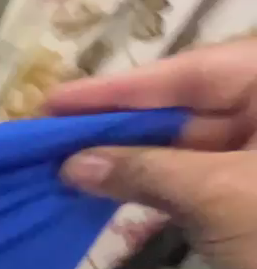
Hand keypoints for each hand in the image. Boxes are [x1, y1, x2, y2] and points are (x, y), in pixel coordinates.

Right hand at [48, 38, 256, 268]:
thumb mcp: (219, 195)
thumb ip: (144, 172)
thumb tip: (73, 163)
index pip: (199, 72)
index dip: (120, 89)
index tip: (53, 102)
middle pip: (195, 102)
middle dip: (120, 122)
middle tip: (49, 135)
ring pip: (193, 139)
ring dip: (130, 154)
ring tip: (65, 162)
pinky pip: (202, 169)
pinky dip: (155, 178)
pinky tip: (107, 184)